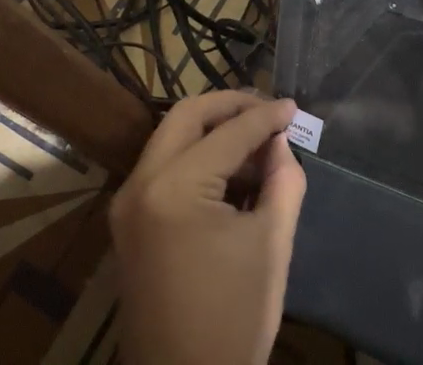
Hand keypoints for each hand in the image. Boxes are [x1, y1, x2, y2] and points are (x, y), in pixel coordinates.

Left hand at [112, 92, 305, 364]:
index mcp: (174, 188)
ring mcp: (127, 205)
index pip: (229, 133)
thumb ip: (282, 181)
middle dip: (230, 107)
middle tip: (269, 111)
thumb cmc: (233, 315)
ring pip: (171, 139)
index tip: (294, 107)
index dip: (266, 116)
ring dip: (213, 131)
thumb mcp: (271, 243)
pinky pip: (163, 168)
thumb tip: (280, 143)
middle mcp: (140, 185)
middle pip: (186, 118)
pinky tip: (233, 171)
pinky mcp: (128, 224)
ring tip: (257, 143)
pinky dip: (197, 157)